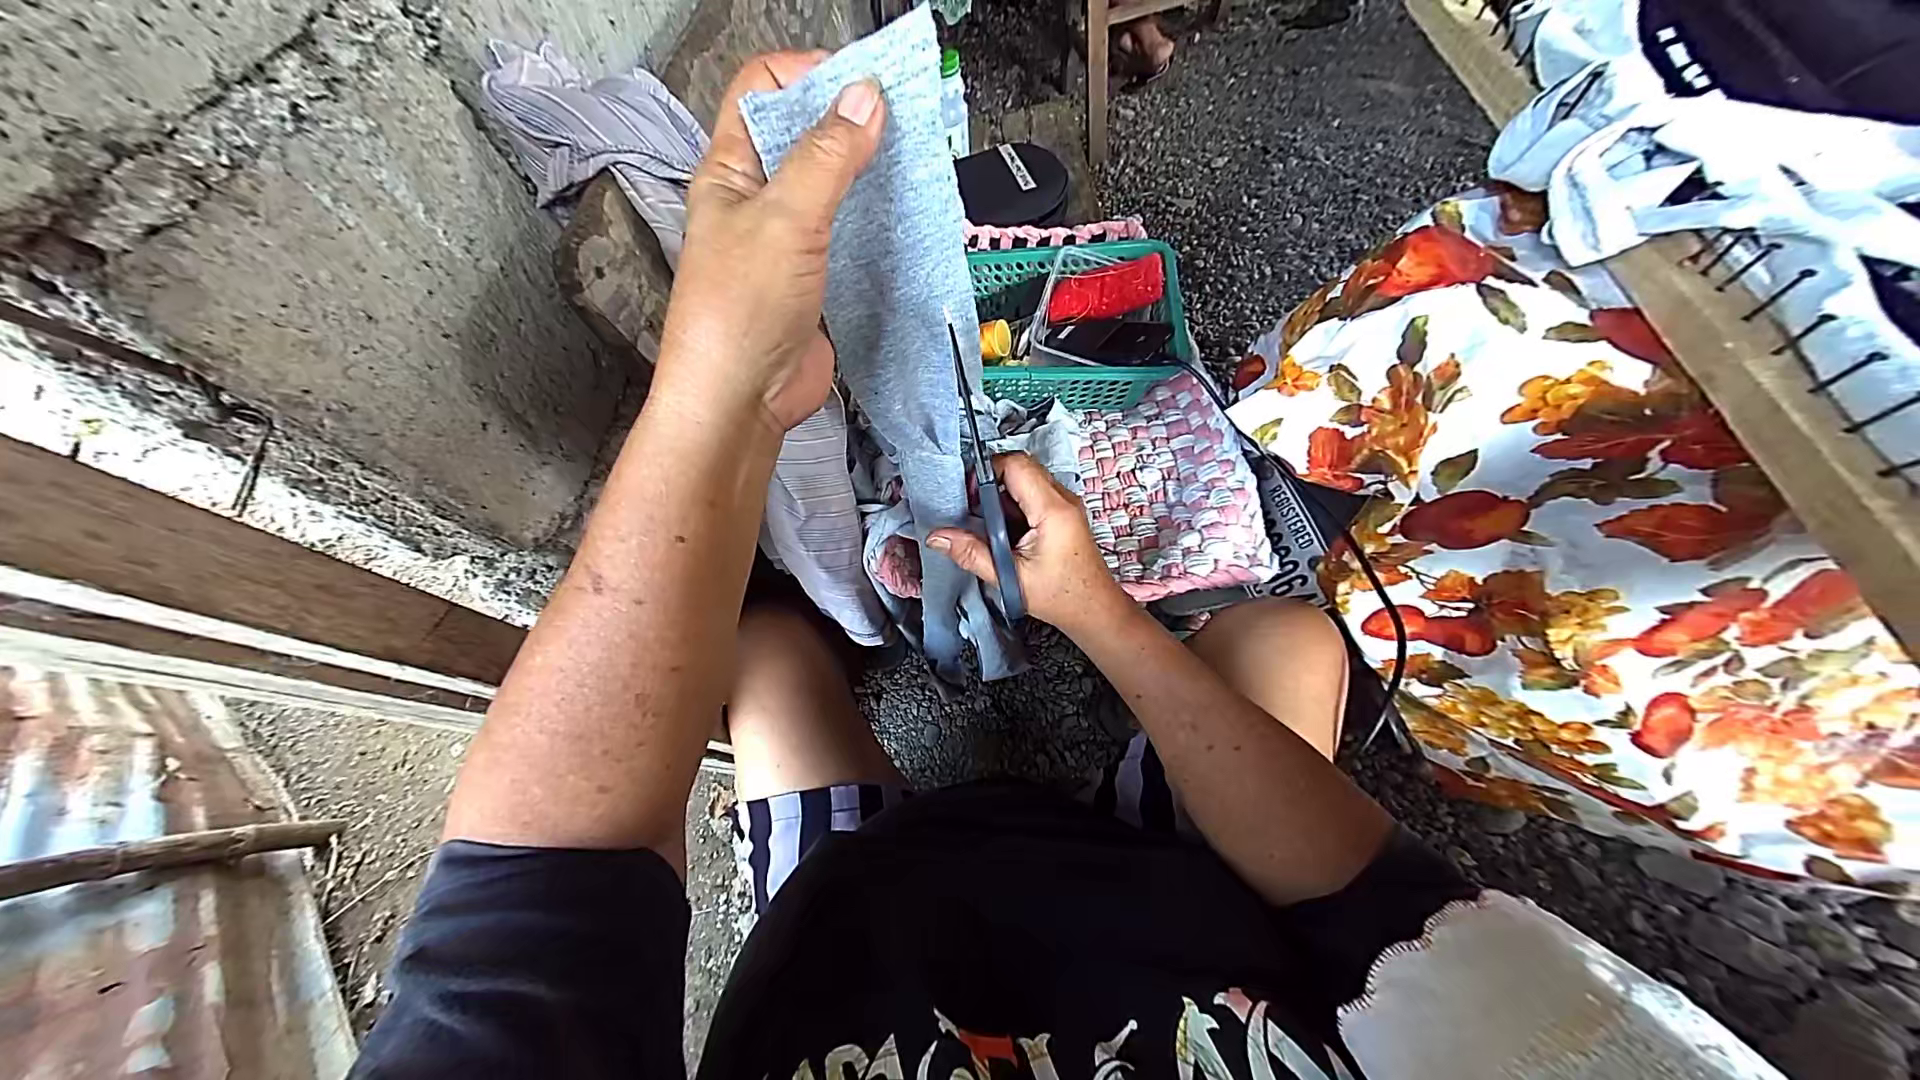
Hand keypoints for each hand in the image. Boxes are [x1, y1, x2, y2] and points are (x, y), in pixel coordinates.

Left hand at [653, 53, 887, 435]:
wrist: (745, 397)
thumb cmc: (736, 314)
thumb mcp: (784, 219)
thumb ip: (826, 159)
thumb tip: (863, 101)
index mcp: (732, 171)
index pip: (766, 91)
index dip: (811, 76)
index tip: (863, 82)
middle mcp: (760, 202)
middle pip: (806, 139)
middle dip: (851, 125)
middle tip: (899, 124)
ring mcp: (791, 244)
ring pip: (834, 191)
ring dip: (868, 178)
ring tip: (906, 169)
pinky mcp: (819, 281)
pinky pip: (851, 240)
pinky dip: (876, 227)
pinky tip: (900, 223)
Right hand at [927, 453, 1133, 635]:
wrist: (1095, 610)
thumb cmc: (1063, 597)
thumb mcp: (1010, 578)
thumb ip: (972, 554)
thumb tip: (939, 537)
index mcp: (1052, 510)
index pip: (1016, 465)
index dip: (986, 472)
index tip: (970, 495)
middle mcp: (1063, 500)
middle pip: (1021, 467)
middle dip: (992, 483)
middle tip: (976, 510)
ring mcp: (1066, 505)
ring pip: (1027, 479)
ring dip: (1004, 496)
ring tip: (993, 526)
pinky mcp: (1064, 513)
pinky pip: (1035, 493)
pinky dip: (1016, 505)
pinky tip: (1009, 533)